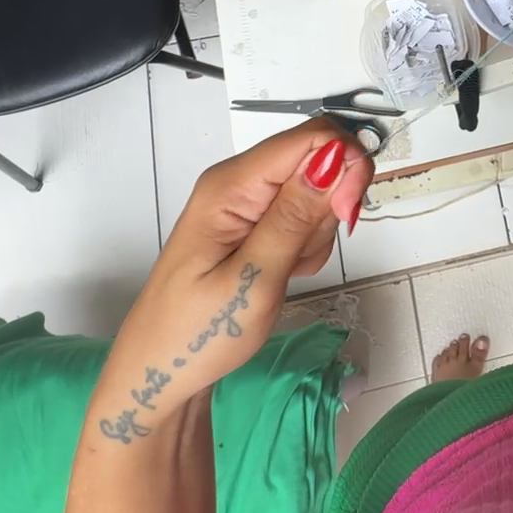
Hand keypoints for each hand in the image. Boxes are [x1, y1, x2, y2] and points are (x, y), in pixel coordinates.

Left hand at [89, 118, 372, 442]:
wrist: (163, 375)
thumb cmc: (198, 335)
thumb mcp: (253, 279)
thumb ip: (296, 216)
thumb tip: (334, 156)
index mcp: (231, 186)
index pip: (311, 137)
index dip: (344, 162)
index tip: (349, 212)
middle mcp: (240, 182)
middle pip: (318, 159)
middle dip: (333, 201)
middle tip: (308, 254)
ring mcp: (249, 202)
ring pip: (318, 190)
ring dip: (320, 228)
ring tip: (289, 269)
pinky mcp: (258, 221)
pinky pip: (306, 214)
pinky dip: (310, 243)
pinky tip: (287, 270)